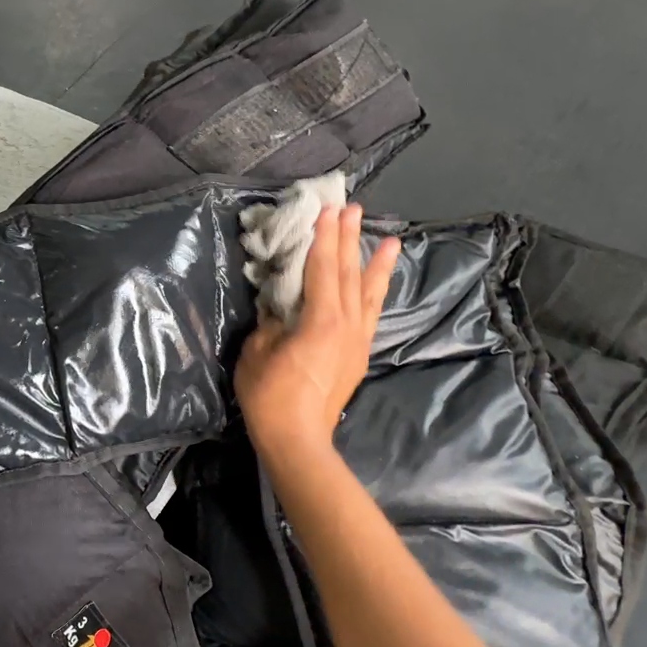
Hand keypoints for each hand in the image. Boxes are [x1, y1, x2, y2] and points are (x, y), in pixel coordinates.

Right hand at [235, 204, 400, 462]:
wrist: (298, 437)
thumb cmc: (269, 394)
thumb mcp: (257, 351)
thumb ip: (271, 323)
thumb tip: (278, 306)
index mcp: (321, 321)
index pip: (322, 270)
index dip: (324, 239)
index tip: (327, 211)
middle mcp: (347, 326)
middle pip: (348, 275)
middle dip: (349, 240)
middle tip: (353, 209)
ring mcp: (356, 341)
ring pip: (368, 294)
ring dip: (375, 266)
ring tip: (390, 242)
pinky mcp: (356, 354)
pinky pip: (368, 313)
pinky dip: (373, 293)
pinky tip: (374, 286)